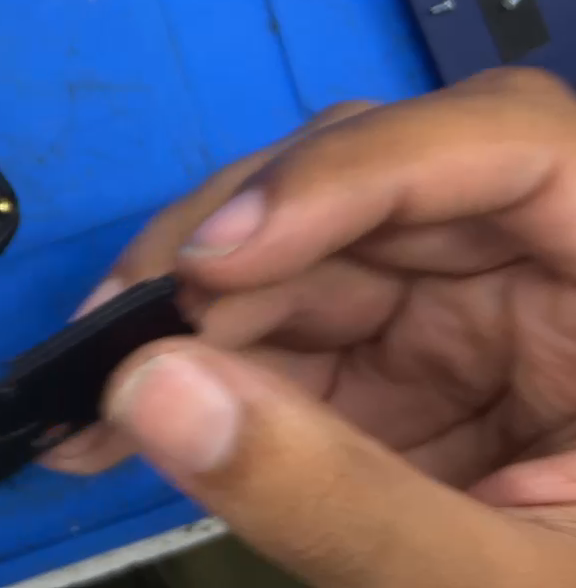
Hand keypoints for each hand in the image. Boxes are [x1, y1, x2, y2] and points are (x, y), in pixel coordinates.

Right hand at [48, 68, 575, 586]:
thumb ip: (353, 500)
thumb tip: (144, 388)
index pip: (500, 144)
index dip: (335, 178)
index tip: (209, 266)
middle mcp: (543, 264)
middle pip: (347, 188)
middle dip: (215, 255)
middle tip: (117, 330)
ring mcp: (461, 302)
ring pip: (283, 246)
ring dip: (182, 307)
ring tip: (110, 378)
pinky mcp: (393, 346)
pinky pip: (270, 313)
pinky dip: (192, 351)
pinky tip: (138, 393)